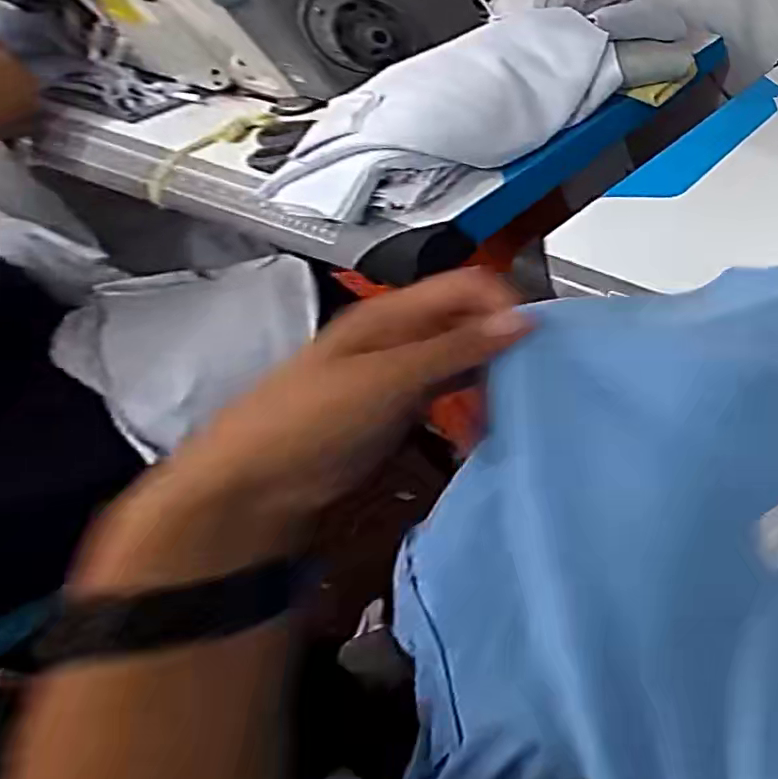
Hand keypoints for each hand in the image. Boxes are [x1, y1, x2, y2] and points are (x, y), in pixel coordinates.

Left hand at [175, 268, 531, 533]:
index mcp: (393, 314)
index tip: (529, 337)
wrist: (248, 493)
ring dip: (495, 375)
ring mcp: (408, 369)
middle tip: (524, 374)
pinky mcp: (410, 403)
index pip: (469, 285)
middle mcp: (405, 334)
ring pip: (473, 355)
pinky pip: (461, 389)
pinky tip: (488, 421)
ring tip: (508, 403)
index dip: (503, 303)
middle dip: (505, 343)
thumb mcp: (388, 379)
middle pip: (476, 320)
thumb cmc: (304, 424)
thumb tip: (521, 321)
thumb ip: (458, 348)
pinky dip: (480, 400)